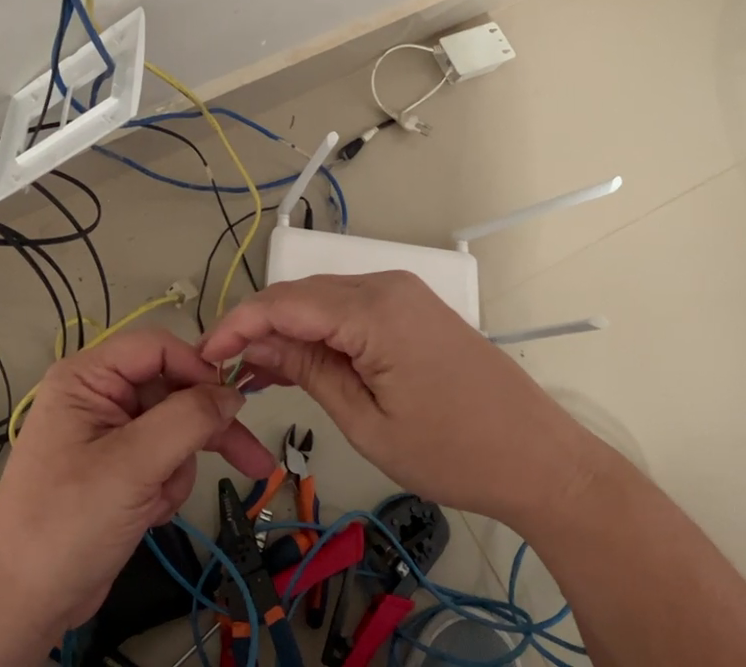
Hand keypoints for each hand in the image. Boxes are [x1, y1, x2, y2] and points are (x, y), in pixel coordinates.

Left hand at [0, 328, 275, 630]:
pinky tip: (147, 515)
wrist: (24, 601)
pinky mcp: (117, 469)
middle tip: (254, 461)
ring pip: (174, 429)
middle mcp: (97, 397)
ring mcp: (108, 435)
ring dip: (178, 469)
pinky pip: (163, 461)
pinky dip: (165, 487)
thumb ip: (188, 419)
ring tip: (155, 504)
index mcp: (87, 377)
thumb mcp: (133, 465)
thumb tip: (232, 393)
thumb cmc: (69, 522)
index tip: (233, 404)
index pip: (156, 348)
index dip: (197, 370)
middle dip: (202, 431)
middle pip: (172, 390)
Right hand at [197, 271, 604, 528]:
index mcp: (374, 309)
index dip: (237, 325)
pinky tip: (300, 361)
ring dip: (286, 328)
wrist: (542, 460)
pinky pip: (350, 308)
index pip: (283, 302)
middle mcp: (386, 284)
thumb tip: (254, 344)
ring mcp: (403, 293)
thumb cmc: (454, 453)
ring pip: (322, 299)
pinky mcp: (413, 308)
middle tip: (226, 368)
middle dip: (258, 326)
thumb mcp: (366, 421)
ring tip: (256, 371)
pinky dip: (319, 330)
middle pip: (300, 294)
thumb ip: (307, 370)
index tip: (204, 356)